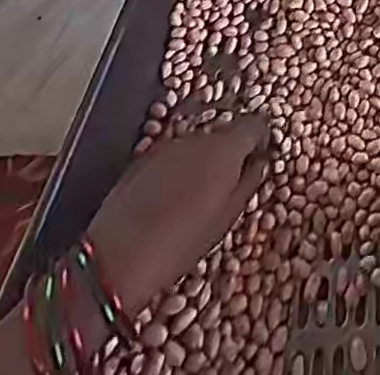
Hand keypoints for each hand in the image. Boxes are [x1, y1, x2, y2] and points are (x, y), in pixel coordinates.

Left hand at [85, 115, 270, 312]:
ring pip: (198, 144)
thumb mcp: (226, 218)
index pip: (254, 123)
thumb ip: (249, 181)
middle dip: (231, 153)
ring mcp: (168, 143)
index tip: (261, 157)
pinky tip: (172, 198)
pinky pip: (174, 154)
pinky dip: (180, 168)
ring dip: (204, 160)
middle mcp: (197, 137)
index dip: (261, 138)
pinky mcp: (144, 155)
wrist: (117, 256)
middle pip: (224, 133)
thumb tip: (260, 160)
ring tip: (197, 197)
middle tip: (228, 186)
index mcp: (224, 149)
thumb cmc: (182, 243)